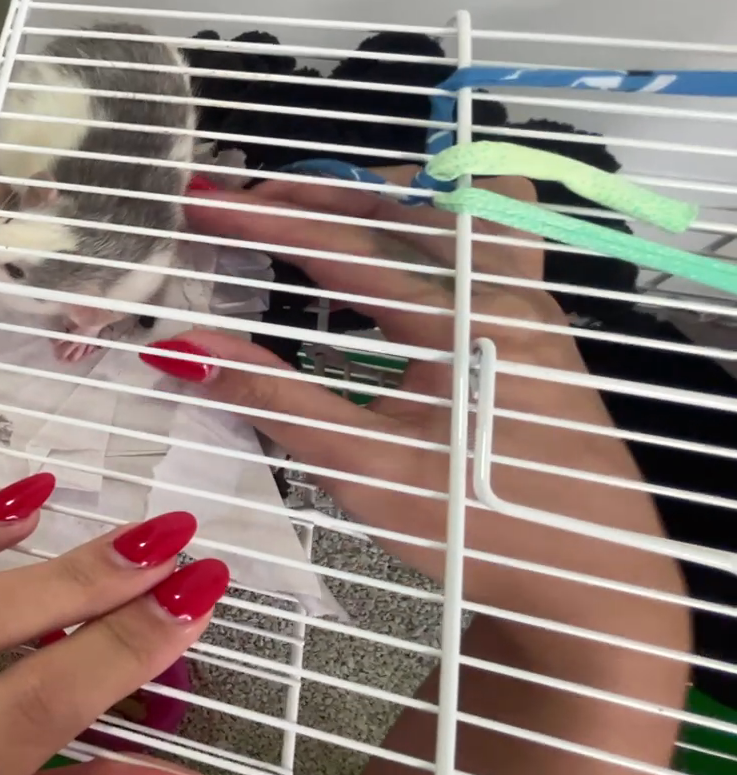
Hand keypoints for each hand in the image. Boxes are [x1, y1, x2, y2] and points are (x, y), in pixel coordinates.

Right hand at [150, 175, 685, 627]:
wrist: (594, 581)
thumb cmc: (476, 527)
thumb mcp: (360, 466)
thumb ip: (270, 398)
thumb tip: (180, 351)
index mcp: (466, 325)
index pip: (344, 249)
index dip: (263, 222)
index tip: (200, 204)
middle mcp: (505, 299)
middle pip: (404, 207)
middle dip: (314, 193)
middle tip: (243, 200)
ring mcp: (523, 312)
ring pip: (450, 216)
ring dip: (369, 204)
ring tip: (302, 218)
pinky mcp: (524, 335)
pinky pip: (468, 251)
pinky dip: (406, 237)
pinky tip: (367, 276)